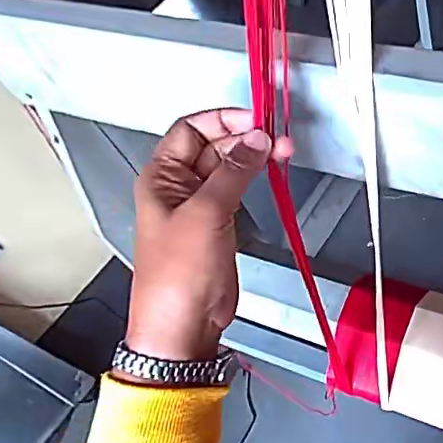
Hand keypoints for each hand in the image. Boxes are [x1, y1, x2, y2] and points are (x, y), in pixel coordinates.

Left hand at [124, 108, 290, 363]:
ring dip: (253, 159)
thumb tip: (255, 140)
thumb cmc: (177, 274)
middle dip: (245, 139)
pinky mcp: (219, 226)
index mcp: (161, 177)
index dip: (222, 120)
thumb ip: (233, 172)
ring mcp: (200, 208)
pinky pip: (236, 192)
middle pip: (213, 147)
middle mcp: (178, 188)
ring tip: (282, 153)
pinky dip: (254, 181)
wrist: (184, 323)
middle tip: (277, 139)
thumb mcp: (206, 213)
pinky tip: (270, 175)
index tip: (255, 119)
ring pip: (228, 169)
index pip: (191, 129)